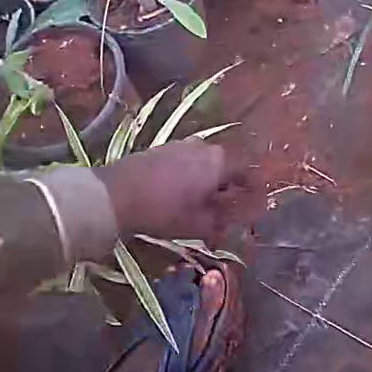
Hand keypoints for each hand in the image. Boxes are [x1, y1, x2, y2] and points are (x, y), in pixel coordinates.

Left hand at [95, 140, 243, 243]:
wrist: (115, 194)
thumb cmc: (164, 209)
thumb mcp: (197, 224)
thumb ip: (221, 223)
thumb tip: (235, 225)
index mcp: (218, 162)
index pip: (247, 172)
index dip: (254, 190)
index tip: (257, 204)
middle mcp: (203, 148)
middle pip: (225, 167)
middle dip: (229, 188)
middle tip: (228, 210)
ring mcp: (180, 146)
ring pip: (204, 165)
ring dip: (207, 183)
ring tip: (203, 205)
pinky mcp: (161, 150)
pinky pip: (185, 163)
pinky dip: (189, 178)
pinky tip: (181, 196)